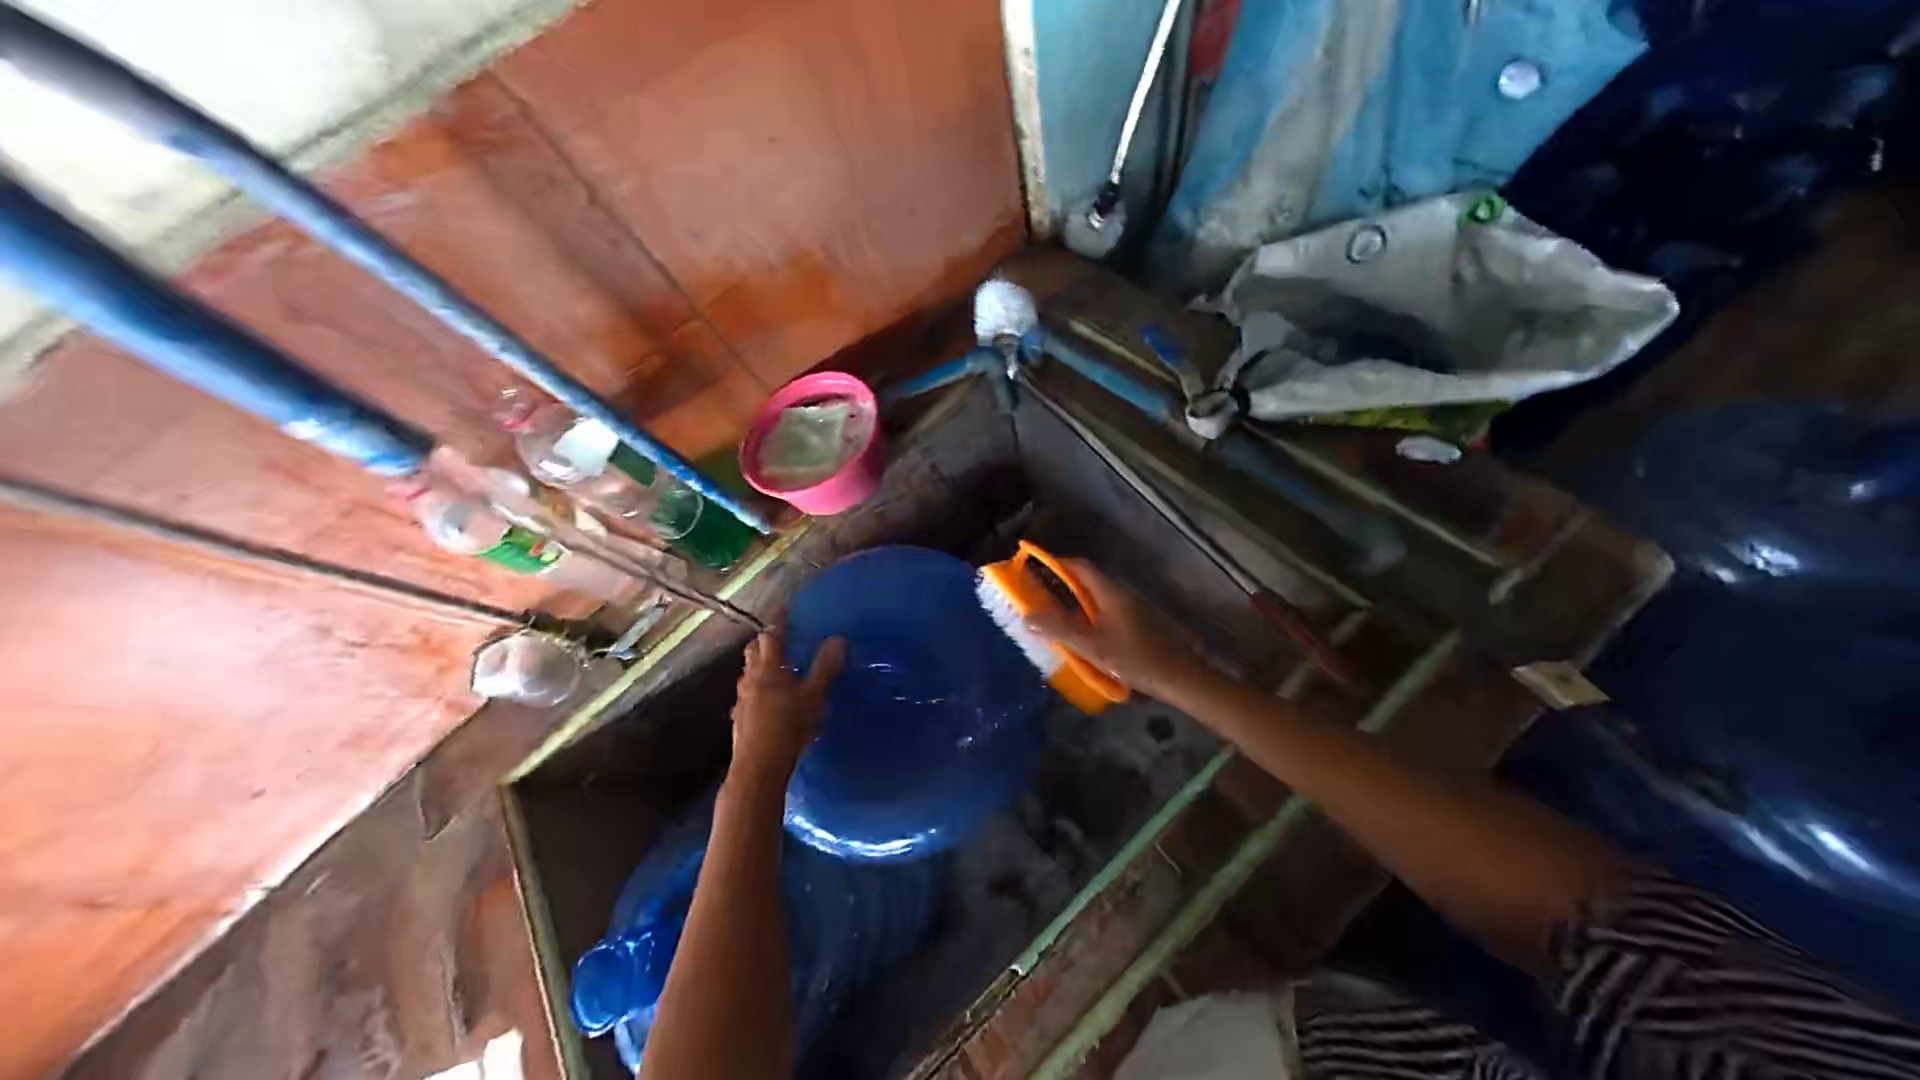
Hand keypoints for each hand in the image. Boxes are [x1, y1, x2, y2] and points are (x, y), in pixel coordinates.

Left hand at [730, 627, 846, 779]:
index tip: (785, 608)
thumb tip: (838, 638)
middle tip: (781, 637)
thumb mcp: (815, 696)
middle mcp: (751, 678)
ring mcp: (742, 699)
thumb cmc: (789, 726)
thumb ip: (826, 667)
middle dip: (766, 641)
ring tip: (776, 667)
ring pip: (749, 672)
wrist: (759, 766)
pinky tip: (767, 700)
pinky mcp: (740, 717)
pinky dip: (757, 688)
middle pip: (754, 650)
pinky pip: (748, 694)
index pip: (772, 635)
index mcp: (770, 667)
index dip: (779, 621)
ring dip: (760, 665)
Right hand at [1023, 558, 1208, 701]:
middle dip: (1062, 584)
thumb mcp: (1092, 646)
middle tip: (1039, 596)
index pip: (1080, 566)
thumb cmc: (1135, 659)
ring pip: (1097, 596)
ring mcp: (1132, 608)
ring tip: (1054, 616)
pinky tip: (1081, 634)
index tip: (1036, 569)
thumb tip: (1027, 616)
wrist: (1179, 678)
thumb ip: (1059, 629)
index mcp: (1110, 592)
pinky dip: (1089, 615)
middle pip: (1088, 580)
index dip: (1058, 563)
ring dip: (1075, 601)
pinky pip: (1106, 610)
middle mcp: (1121, 593)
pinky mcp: (1138, 623)